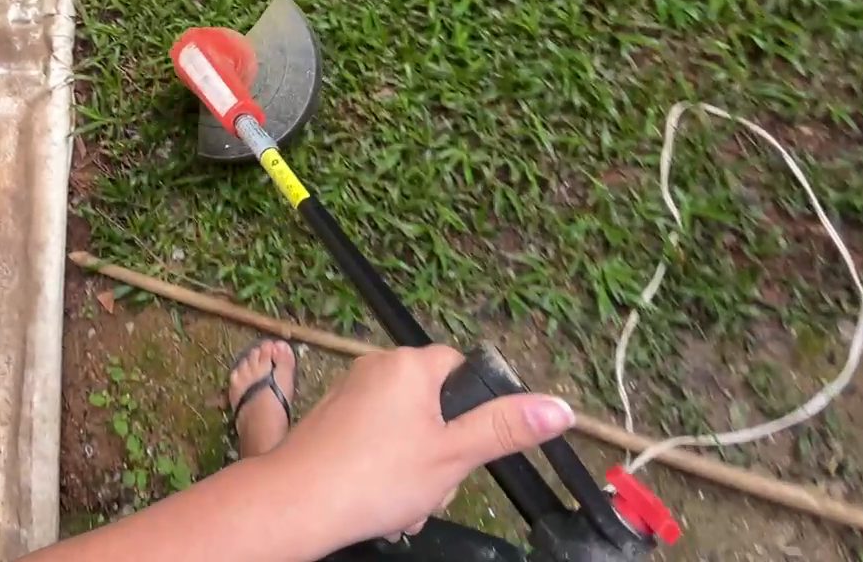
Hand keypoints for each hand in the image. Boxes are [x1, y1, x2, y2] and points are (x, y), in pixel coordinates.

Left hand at [268, 344, 575, 548]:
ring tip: (405, 499)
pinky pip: (379, 436)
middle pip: (434, 402)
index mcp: (408, 363)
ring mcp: (353, 388)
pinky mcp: (336, 413)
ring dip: (417, 468)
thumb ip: (505, 428)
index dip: (473, 406)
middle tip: (434, 482)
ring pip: (408, 427)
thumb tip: (560, 406)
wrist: (303, 496)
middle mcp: (378, 365)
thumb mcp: (454, 454)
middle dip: (443, 449)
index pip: (458, 366)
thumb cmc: (380, 473)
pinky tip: (383, 498)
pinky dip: (388, 466)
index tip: (471, 444)